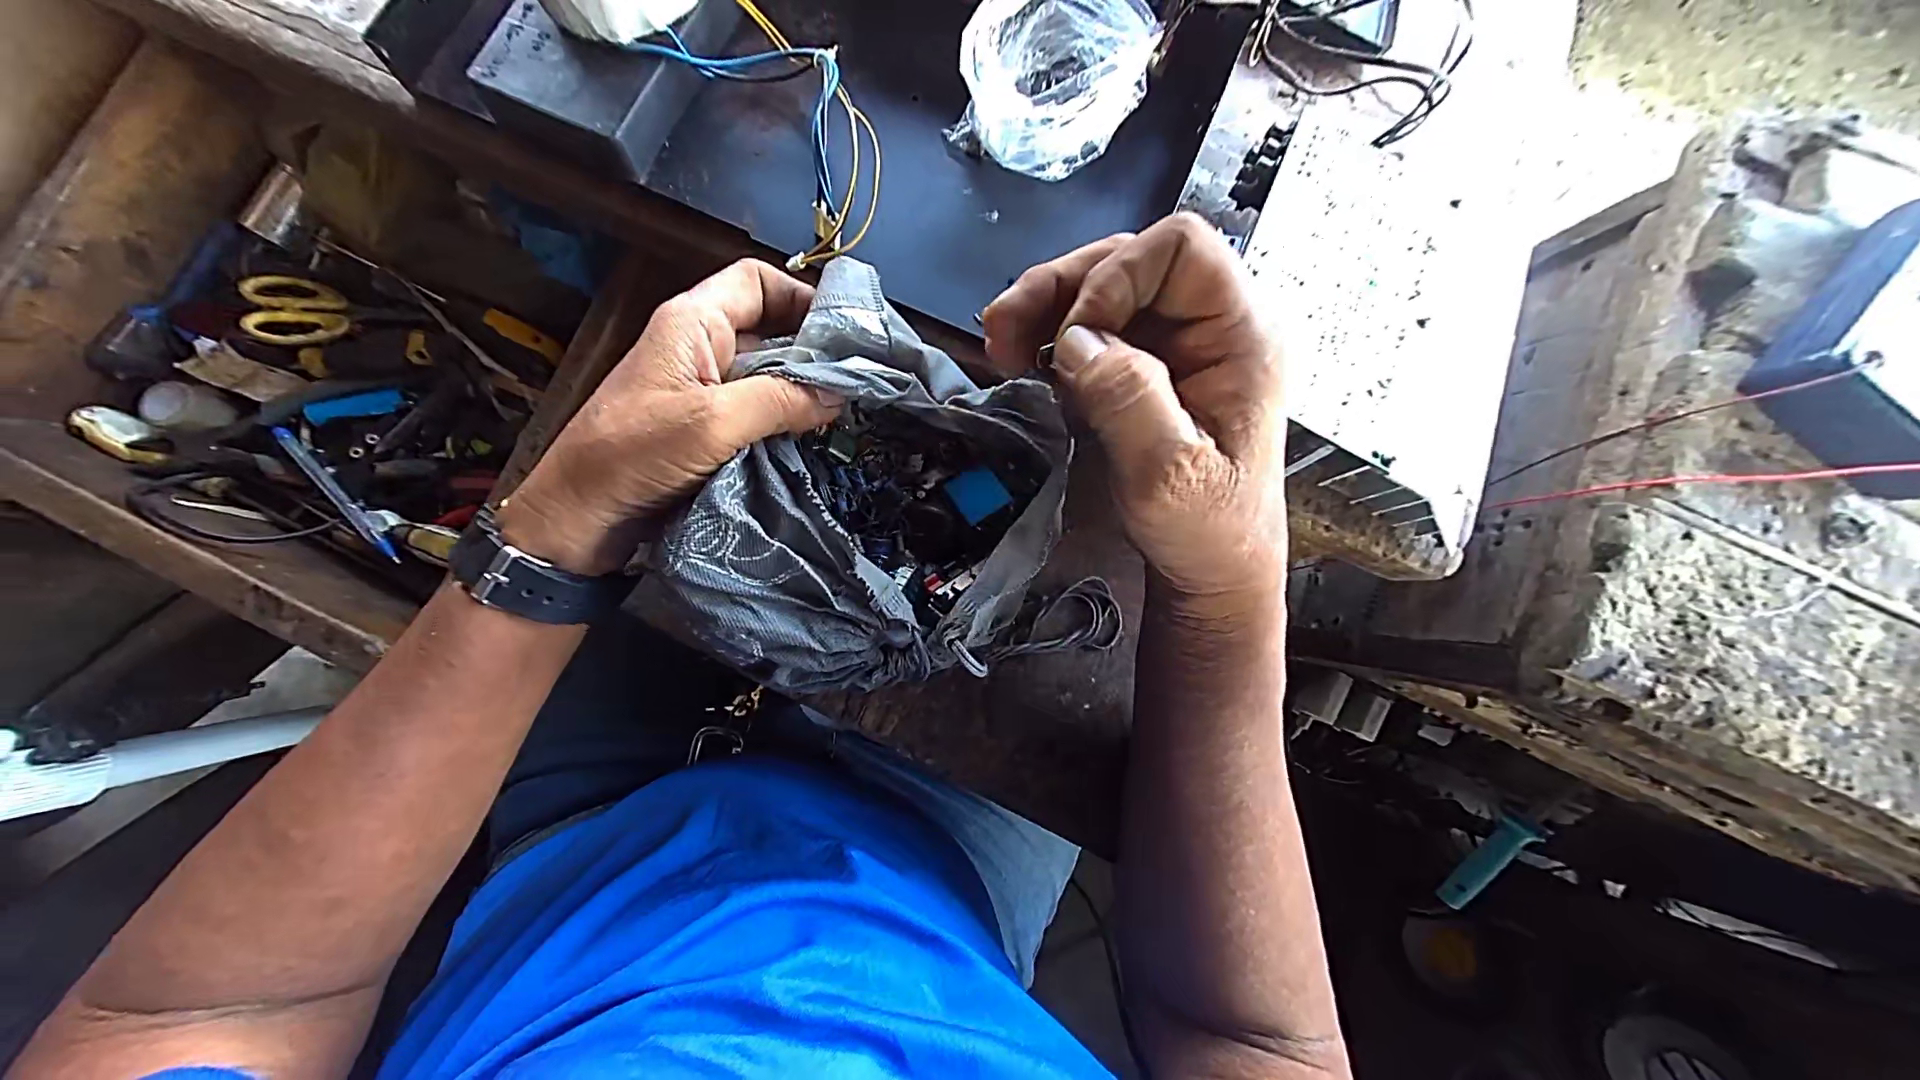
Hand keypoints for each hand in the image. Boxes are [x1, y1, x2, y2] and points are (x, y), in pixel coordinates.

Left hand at [498, 260, 843, 575]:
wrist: (577, 521)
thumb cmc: (629, 457)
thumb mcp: (712, 421)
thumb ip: (781, 400)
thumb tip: (839, 393)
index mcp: (692, 324)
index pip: (757, 282)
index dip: (802, 295)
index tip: (845, 330)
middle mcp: (700, 350)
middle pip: (771, 330)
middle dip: (814, 351)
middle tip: (857, 379)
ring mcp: (704, 393)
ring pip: (769, 376)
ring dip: (804, 392)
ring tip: (843, 411)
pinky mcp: (707, 431)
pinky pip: (759, 415)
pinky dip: (787, 422)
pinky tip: (813, 439)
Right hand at [982, 214, 1285, 615]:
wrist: (1211, 568)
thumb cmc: (1207, 531)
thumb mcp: (1170, 475)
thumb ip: (1129, 399)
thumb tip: (1075, 340)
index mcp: (1239, 338)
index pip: (1179, 249)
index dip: (1115, 278)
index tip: (1076, 341)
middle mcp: (1210, 328)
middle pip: (1129, 259)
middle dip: (1060, 289)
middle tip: (1005, 330)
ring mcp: (1177, 348)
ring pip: (1102, 289)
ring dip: (1043, 309)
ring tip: (1001, 345)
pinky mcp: (1147, 370)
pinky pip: (1092, 330)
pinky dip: (1049, 337)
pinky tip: (1022, 361)